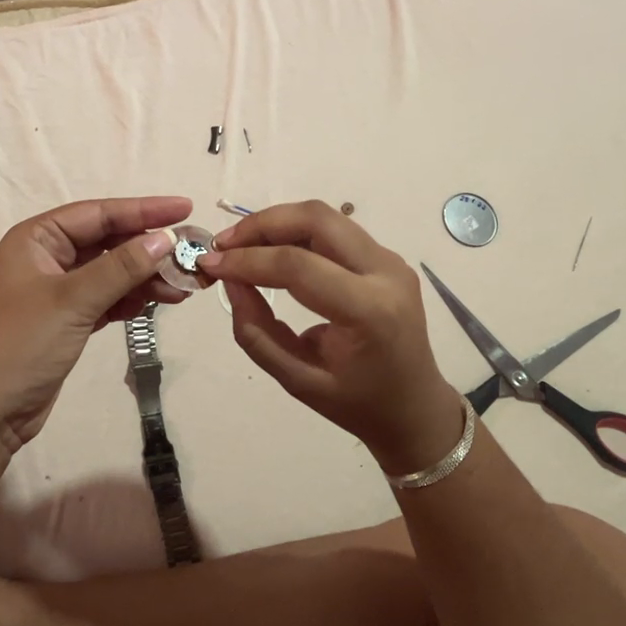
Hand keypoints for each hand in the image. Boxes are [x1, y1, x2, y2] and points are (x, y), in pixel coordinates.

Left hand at [0, 196, 193, 452]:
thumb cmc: (19, 345)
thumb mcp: (72, 300)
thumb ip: (120, 267)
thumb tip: (164, 240)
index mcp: (36, 238)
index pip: (98, 213)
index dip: (144, 210)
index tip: (186, 208)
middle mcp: (45, 257)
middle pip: (106, 241)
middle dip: (148, 247)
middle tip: (193, 253)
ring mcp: (55, 292)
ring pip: (110, 272)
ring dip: (145, 277)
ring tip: (185, 285)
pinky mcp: (65, 322)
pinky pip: (106, 299)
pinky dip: (132, 300)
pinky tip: (161, 302)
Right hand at [198, 201, 465, 474]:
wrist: (416, 409)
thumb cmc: (358, 405)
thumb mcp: (298, 381)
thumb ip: (257, 333)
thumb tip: (230, 281)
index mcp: (370, 312)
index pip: (298, 266)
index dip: (247, 260)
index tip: (210, 264)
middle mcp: (386, 274)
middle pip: (316, 219)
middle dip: (261, 224)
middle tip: (224, 244)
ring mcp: (390, 260)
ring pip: (324, 216)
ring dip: (277, 222)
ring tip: (240, 245)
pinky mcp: (385, 257)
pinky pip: (334, 229)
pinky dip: (295, 231)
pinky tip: (270, 250)